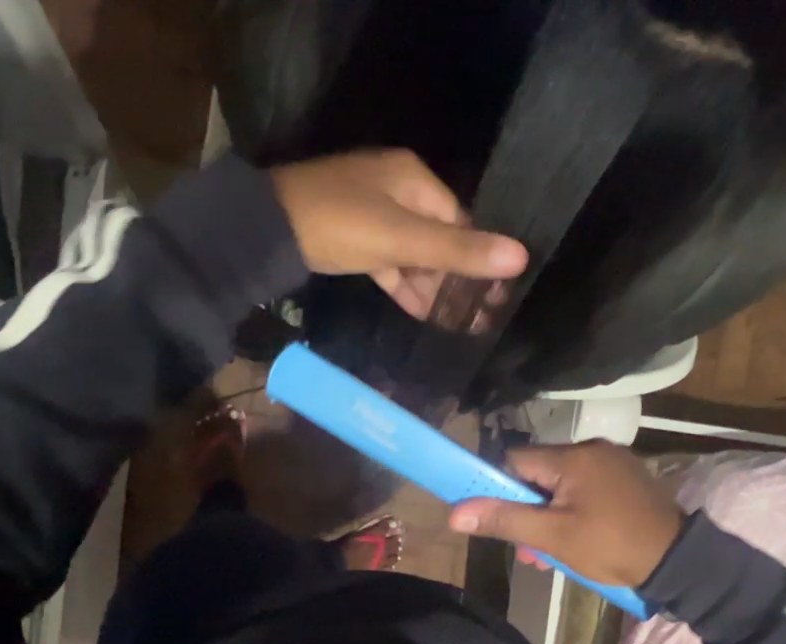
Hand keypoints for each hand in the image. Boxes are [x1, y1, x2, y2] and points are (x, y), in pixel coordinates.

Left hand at [270, 150, 528, 319]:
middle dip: (457, 276)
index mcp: (413, 178)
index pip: (459, 219)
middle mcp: (395, 189)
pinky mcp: (349, 238)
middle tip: (480, 316)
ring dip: (431, 285)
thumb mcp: (401, 239)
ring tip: (457, 323)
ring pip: (412, 252)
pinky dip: (403, 284)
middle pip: (438, 236)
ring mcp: (370, 213)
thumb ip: (458, 251)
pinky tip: (422, 312)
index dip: (478, 256)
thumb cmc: (339, 225)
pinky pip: (387, 261)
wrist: (265, 230)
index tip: (495, 293)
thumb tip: (520, 256)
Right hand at [448, 441, 684, 587]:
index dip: (498, 488)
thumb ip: (505, 520)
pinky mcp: (626, 479)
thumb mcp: (553, 538)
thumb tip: (455, 513)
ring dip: (548, 516)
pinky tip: (574, 541)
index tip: (498, 519)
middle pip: (537, 473)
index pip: (514, 460)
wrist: (678, 562)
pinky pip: (584, 489)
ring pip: (560, 485)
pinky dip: (572, 511)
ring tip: (549, 554)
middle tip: (527, 549)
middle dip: (525, 510)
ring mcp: (613, 462)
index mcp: (573, 457)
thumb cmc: (612, 547)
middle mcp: (592, 449)